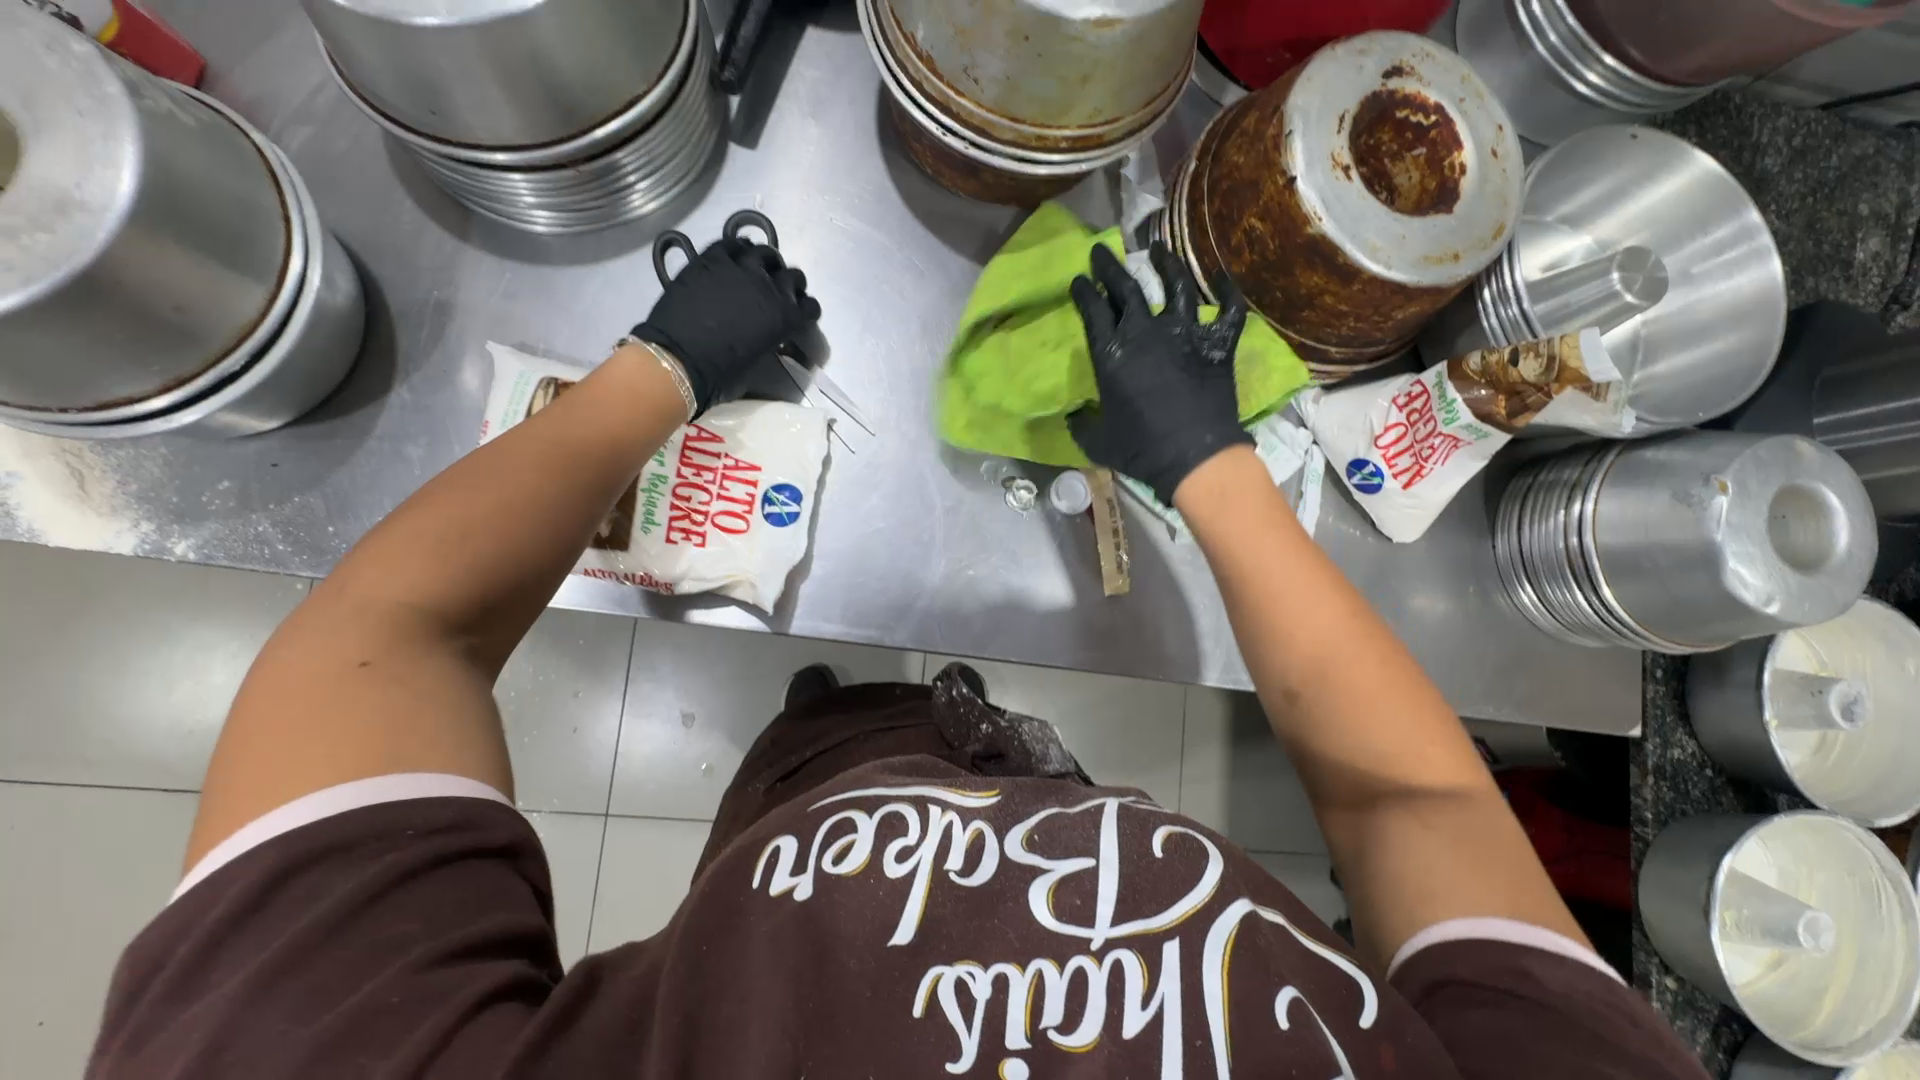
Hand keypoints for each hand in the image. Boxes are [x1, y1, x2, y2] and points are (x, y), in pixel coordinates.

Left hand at [630, 237, 821, 415]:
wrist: (678, 359)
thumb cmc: (721, 374)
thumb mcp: (760, 367)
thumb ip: (775, 347)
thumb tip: (779, 345)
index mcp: (786, 317)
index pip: (810, 307)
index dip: (806, 311)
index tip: (800, 316)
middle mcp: (770, 287)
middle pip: (793, 276)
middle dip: (791, 286)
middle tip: (780, 293)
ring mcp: (740, 268)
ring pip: (765, 253)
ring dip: (767, 263)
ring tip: (759, 270)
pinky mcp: (712, 259)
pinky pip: (731, 244)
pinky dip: (738, 250)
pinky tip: (735, 257)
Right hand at [1068, 241, 1251, 504]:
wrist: (1194, 457)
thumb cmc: (1140, 450)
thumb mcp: (1096, 441)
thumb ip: (1081, 423)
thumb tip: (1074, 414)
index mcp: (1111, 353)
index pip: (1092, 309)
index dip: (1084, 291)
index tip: (1080, 280)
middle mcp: (1145, 332)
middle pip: (1126, 288)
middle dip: (1110, 267)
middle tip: (1102, 252)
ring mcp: (1185, 333)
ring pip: (1177, 285)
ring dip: (1166, 263)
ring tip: (1159, 249)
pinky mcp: (1218, 343)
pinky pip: (1228, 309)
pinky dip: (1228, 291)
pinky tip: (1223, 275)